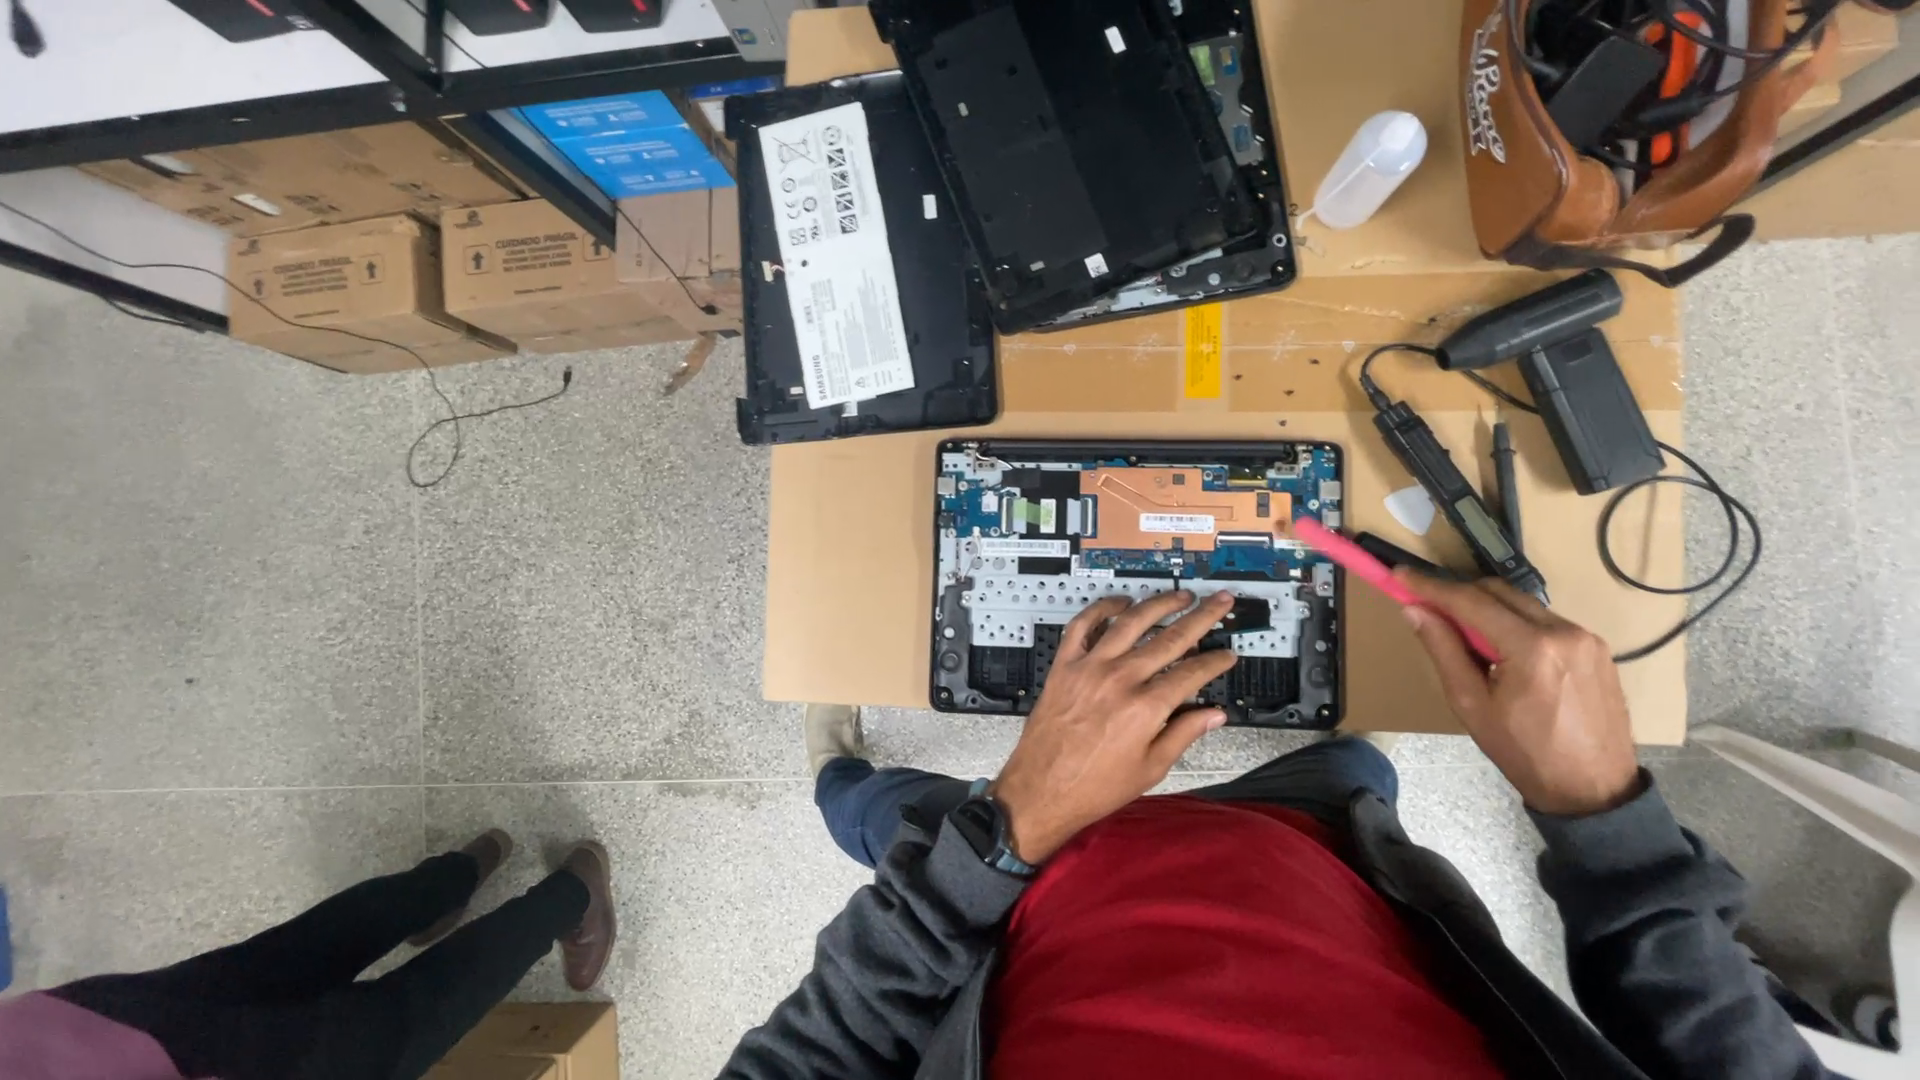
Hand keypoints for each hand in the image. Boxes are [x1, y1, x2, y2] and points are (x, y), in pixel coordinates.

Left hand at [990, 590, 1239, 862]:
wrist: (1041, 791)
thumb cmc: (1092, 787)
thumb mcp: (1150, 769)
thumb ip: (1184, 735)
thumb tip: (1214, 715)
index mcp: (1144, 709)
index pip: (1192, 673)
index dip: (1215, 661)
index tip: (1226, 654)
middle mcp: (1118, 681)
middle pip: (1169, 638)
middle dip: (1200, 618)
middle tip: (1218, 603)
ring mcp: (1089, 668)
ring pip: (1129, 623)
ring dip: (1158, 604)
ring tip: (1178, 596)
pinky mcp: (1064, 666)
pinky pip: (1082, 626)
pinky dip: (1101, 609)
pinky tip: (1119, 602)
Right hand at [1397, 571, 1641, 816]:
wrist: (1593, 788)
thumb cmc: (1523, 751)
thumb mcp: (1470, 703)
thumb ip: (1443, 649)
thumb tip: (1415, 610)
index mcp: (1532, 647)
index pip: (1470, 601)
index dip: (1430, 585)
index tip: (1399, 575)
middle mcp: (1565, 631)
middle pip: (1498, 591)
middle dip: (1458, 593)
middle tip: (1425, 604)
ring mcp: (1587, 638)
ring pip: (1522, 604)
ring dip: (1487, 609)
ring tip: (1464, 636)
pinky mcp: (1598, 648)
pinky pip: (1544, 621)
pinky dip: (1514, 623)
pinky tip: (1501, 650)